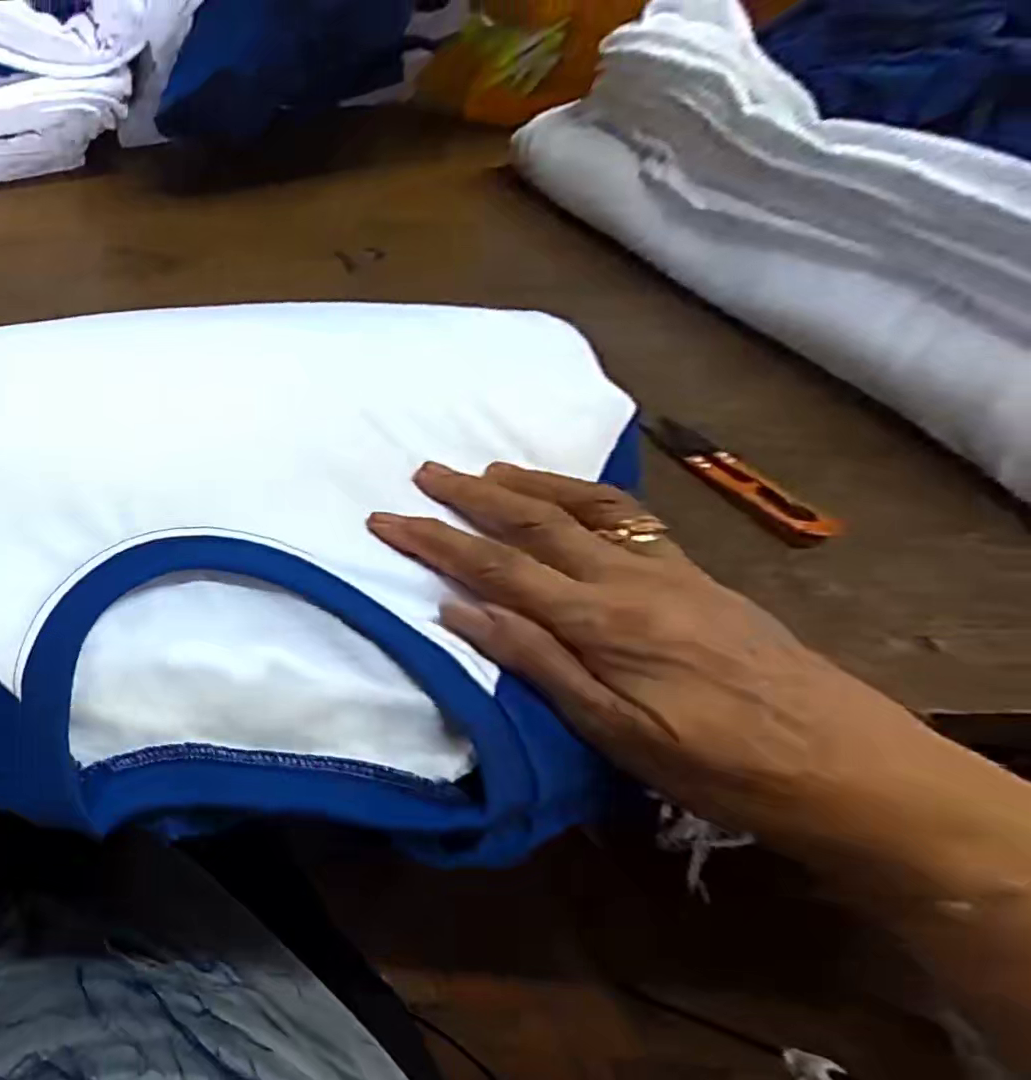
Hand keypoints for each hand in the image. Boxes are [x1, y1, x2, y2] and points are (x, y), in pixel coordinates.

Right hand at [365, 461, 993, 867]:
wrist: (856, 769)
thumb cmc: (718, 763)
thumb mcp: (612, 729)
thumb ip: (534, 660)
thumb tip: (458, 608)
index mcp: (598, 620)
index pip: (494, 566)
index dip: (433, 539)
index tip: (386, 519)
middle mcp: (628, 579)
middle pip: (533, 521)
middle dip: (468, 495)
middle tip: (423, 472)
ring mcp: (666, 571)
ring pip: (583, 507)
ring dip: (526, 482)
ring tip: (482, 469)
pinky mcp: (694, 576)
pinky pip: (627, 518)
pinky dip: (583, 494)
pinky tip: (567, 494)